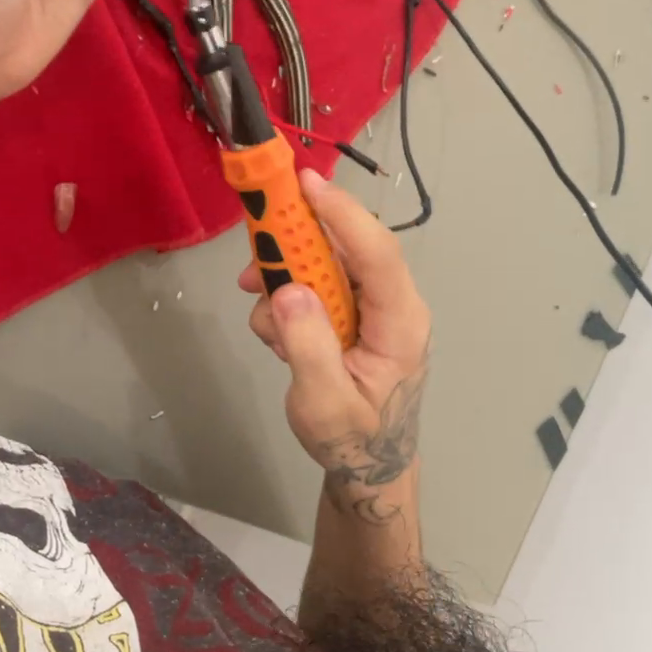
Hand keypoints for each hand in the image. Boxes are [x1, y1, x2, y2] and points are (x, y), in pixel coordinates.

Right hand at [240, 169, 431, 524]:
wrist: (367, 466)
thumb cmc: (354, 440)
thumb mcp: (325, 403)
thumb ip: (309, 347)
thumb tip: (287, 291)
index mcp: (400, 323)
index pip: (377, 253)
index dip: (342, 215)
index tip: (305, 185)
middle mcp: (389, 305)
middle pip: (343, 250)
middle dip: (293, 252)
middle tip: (251, 270)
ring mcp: (369, 309)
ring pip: (320, 268)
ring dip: (282, 286)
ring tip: (267, 330)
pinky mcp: (349, 316)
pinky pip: (313, 288)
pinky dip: (284, 304)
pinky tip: (280, 338)